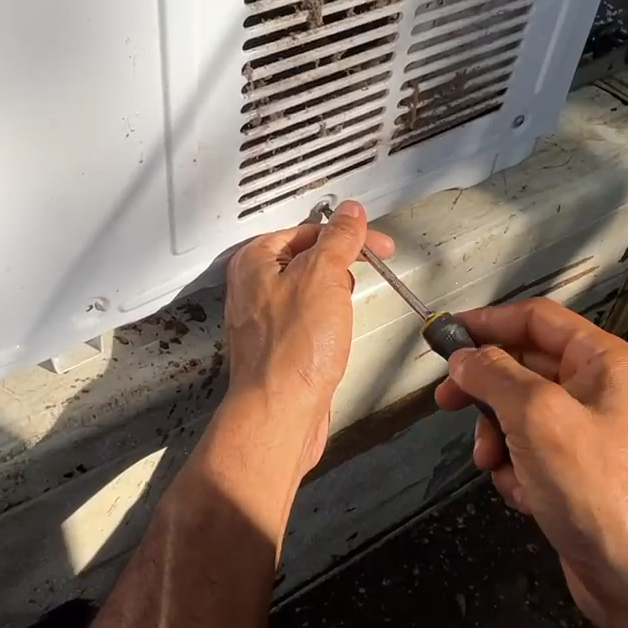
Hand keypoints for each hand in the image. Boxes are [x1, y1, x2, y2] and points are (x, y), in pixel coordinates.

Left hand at [219, 200, 393, 474]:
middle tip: (361, 275)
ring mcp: (263, 318)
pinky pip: (307, 321)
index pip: (308, 229)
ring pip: (309, 290)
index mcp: (255, 260)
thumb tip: (349, 214)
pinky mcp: (277, 347)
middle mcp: (252, 286)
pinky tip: (335, 337)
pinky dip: (327, 322)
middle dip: (339, 265)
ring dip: (334, 295)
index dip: (347, 234)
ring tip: (342, 312)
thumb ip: (338, 239)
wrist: (280, 413)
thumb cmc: (292, 351)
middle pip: (307, 257)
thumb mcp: (323, 276)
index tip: (375, 244)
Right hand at [435, 299, 627, 627]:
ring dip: (496, 437)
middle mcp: (601, 391)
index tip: (447, 334)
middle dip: (485, 389)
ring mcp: (589, 434)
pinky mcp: (577, 473)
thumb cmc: (598, 489)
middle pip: (522, 367)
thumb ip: (493, 374)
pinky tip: (523, 494)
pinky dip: (515, 469)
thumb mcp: (536, 415)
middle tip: (448, 400)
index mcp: (606, 363)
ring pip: (518, 413)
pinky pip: (528, 451)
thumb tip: (463, 357)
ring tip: (492, 461)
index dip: (488, 322)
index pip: (536, 319)